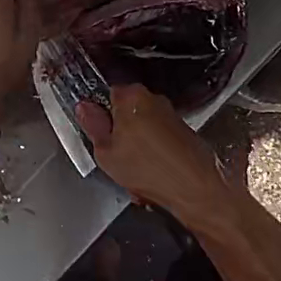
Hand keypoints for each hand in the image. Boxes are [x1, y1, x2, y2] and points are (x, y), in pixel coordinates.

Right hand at [75, 84, 227, 218]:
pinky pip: (157, 138)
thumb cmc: (148, 169)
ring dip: (135, 144)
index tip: (95, 129)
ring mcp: (170, 114)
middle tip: (112, 153)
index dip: (99, 113)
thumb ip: (93, 126)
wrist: (195, 187)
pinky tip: (149, 173)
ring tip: (133, 170)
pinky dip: (152, 152)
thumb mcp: (106, 152)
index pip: (107, 93)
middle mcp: (153, 99)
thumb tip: (85, 109)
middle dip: (119, 129)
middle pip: (125, 109)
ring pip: (141, 126)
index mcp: (131, 97)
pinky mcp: (183, 131)